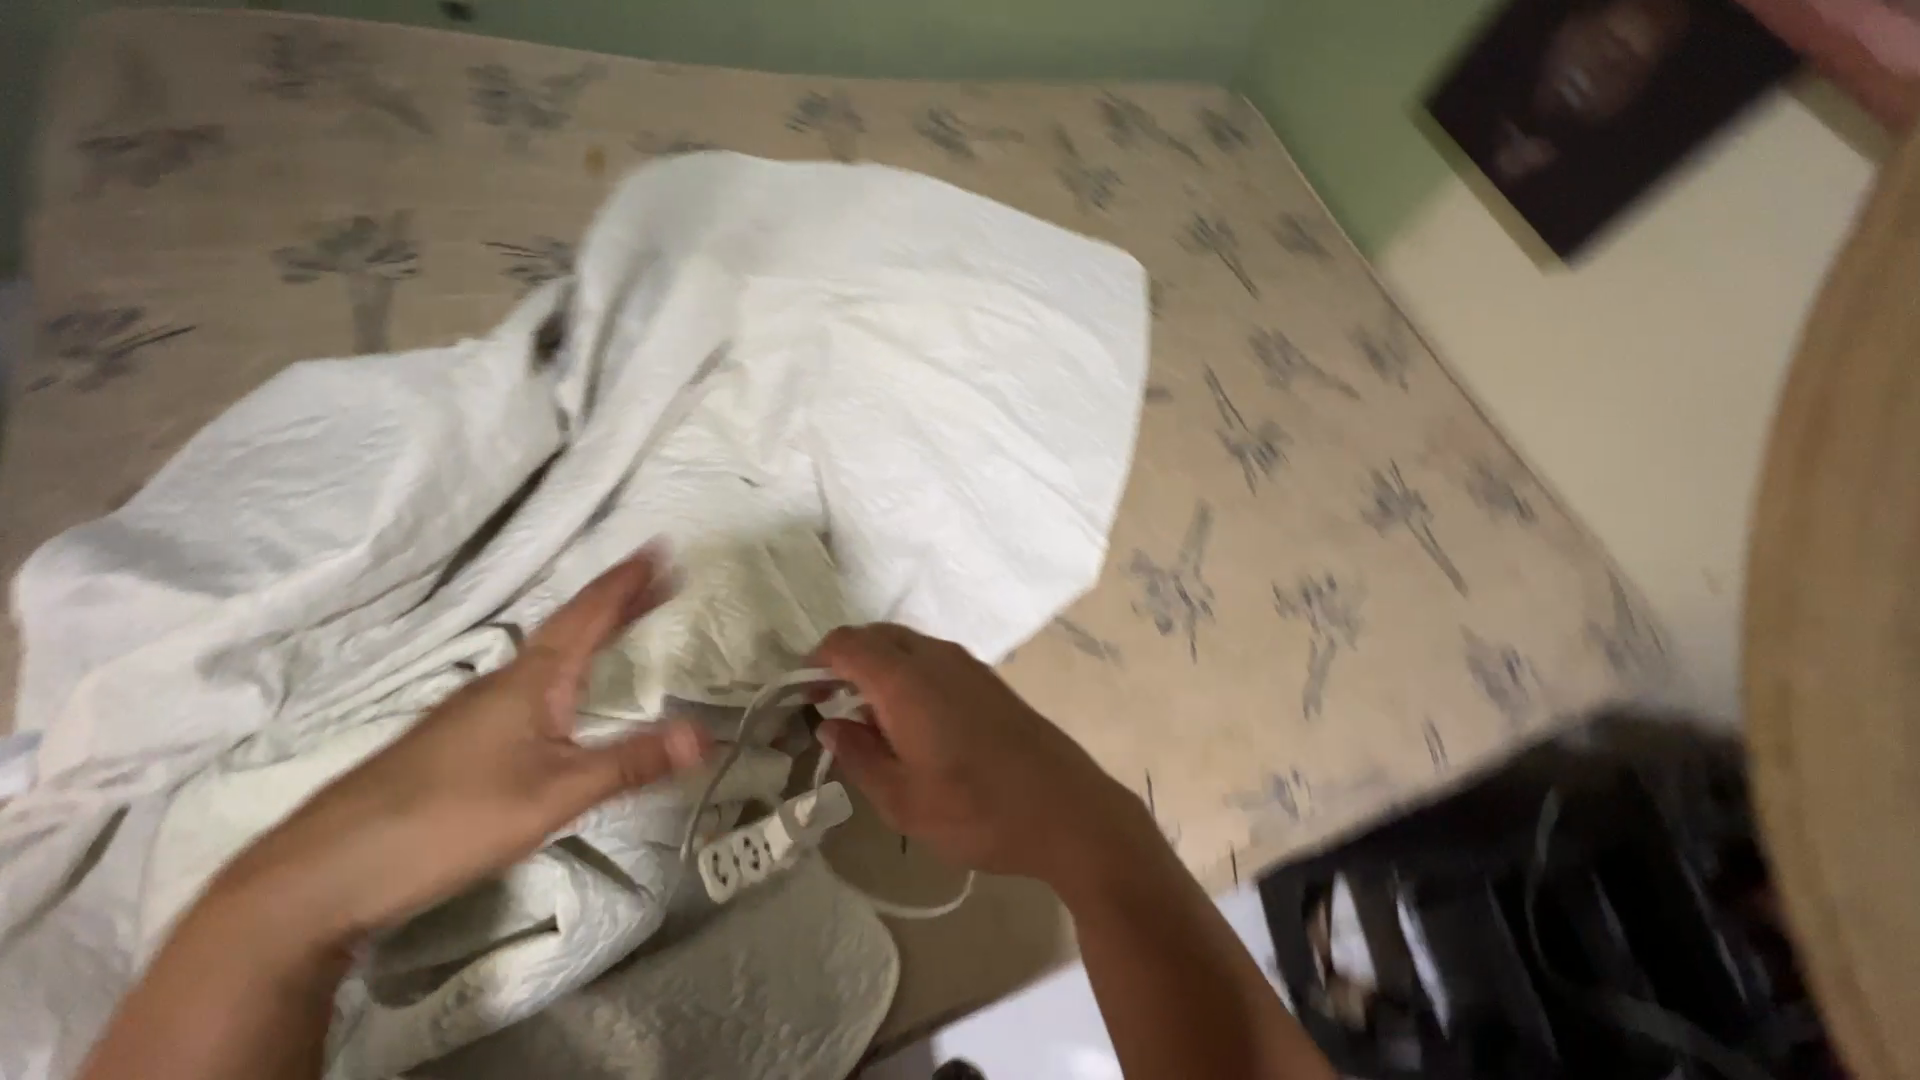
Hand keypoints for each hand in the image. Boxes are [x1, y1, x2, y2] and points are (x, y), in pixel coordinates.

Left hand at [210, 546, 712, 951]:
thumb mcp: (554, 794)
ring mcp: (472, 713)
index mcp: (530, 683)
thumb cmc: (448, 819)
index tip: (659, 549)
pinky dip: (563, 670)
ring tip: (621, 623)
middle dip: (616, 603)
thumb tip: (707, 735)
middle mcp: (502, 685)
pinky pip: (528, 688)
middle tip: (657, 576)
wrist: (324, 871)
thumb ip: (629, 763)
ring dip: (590, 633)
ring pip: (545, 658)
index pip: (588, 618)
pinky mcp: (456, 744)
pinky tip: (560, 696)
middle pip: (569, 631)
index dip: (626, 584)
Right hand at [812, 623, 1155, 892]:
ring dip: (878, 668)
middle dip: (844, 661)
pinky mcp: (989, 681)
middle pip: (876, 636)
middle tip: (827, 705)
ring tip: (866, 720)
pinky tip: (910, 722)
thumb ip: (858, 755)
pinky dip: (907, 675)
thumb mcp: (903, 800)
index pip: (846, 644)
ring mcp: (969, 665)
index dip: (815, 663)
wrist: (1068, 811)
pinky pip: (933, 660)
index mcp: (907, 681)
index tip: (800, 695)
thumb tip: (829, 724)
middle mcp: (937, 658)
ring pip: (907, 645)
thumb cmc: (978, 812)